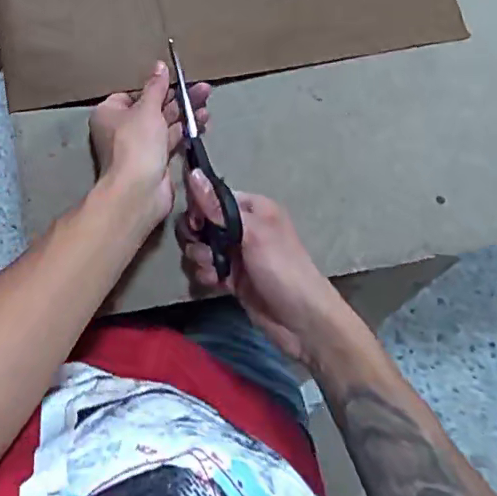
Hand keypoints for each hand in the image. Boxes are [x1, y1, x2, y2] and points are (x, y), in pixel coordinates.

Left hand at [89, 63, 210, 236]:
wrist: (139, 191)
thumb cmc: (136, 143)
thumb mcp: (147, 109)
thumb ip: (156, 87)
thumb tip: (159, 65)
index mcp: (110, 113)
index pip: (133, 94)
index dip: (154, 88)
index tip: (174, 80)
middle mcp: (122, 129)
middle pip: (153, 108)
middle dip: (177, 98)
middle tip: (203, 88)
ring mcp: (139, 147)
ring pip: (165, 123)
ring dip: (185, 112)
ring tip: (208, 101)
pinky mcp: (155, 161)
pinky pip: (172, 140)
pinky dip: (186, 130)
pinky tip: (203, 121)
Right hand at [180, 172, 341, 363]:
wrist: (302, 322)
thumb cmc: (282, 268)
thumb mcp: (252, 232)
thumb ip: (218, 207)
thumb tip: (194, 173)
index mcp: (251, 208)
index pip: (212, 196)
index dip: (199, 207)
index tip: (197, 222)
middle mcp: (241, 226)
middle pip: (202, 221)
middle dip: (196, 236)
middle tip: (204, 249)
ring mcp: (236, 253)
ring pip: (200, 246)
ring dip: (200, 257)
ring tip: (214, 270)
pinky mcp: (231, 277)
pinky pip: (206, 268)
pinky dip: (206, 275)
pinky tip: (216, 283)